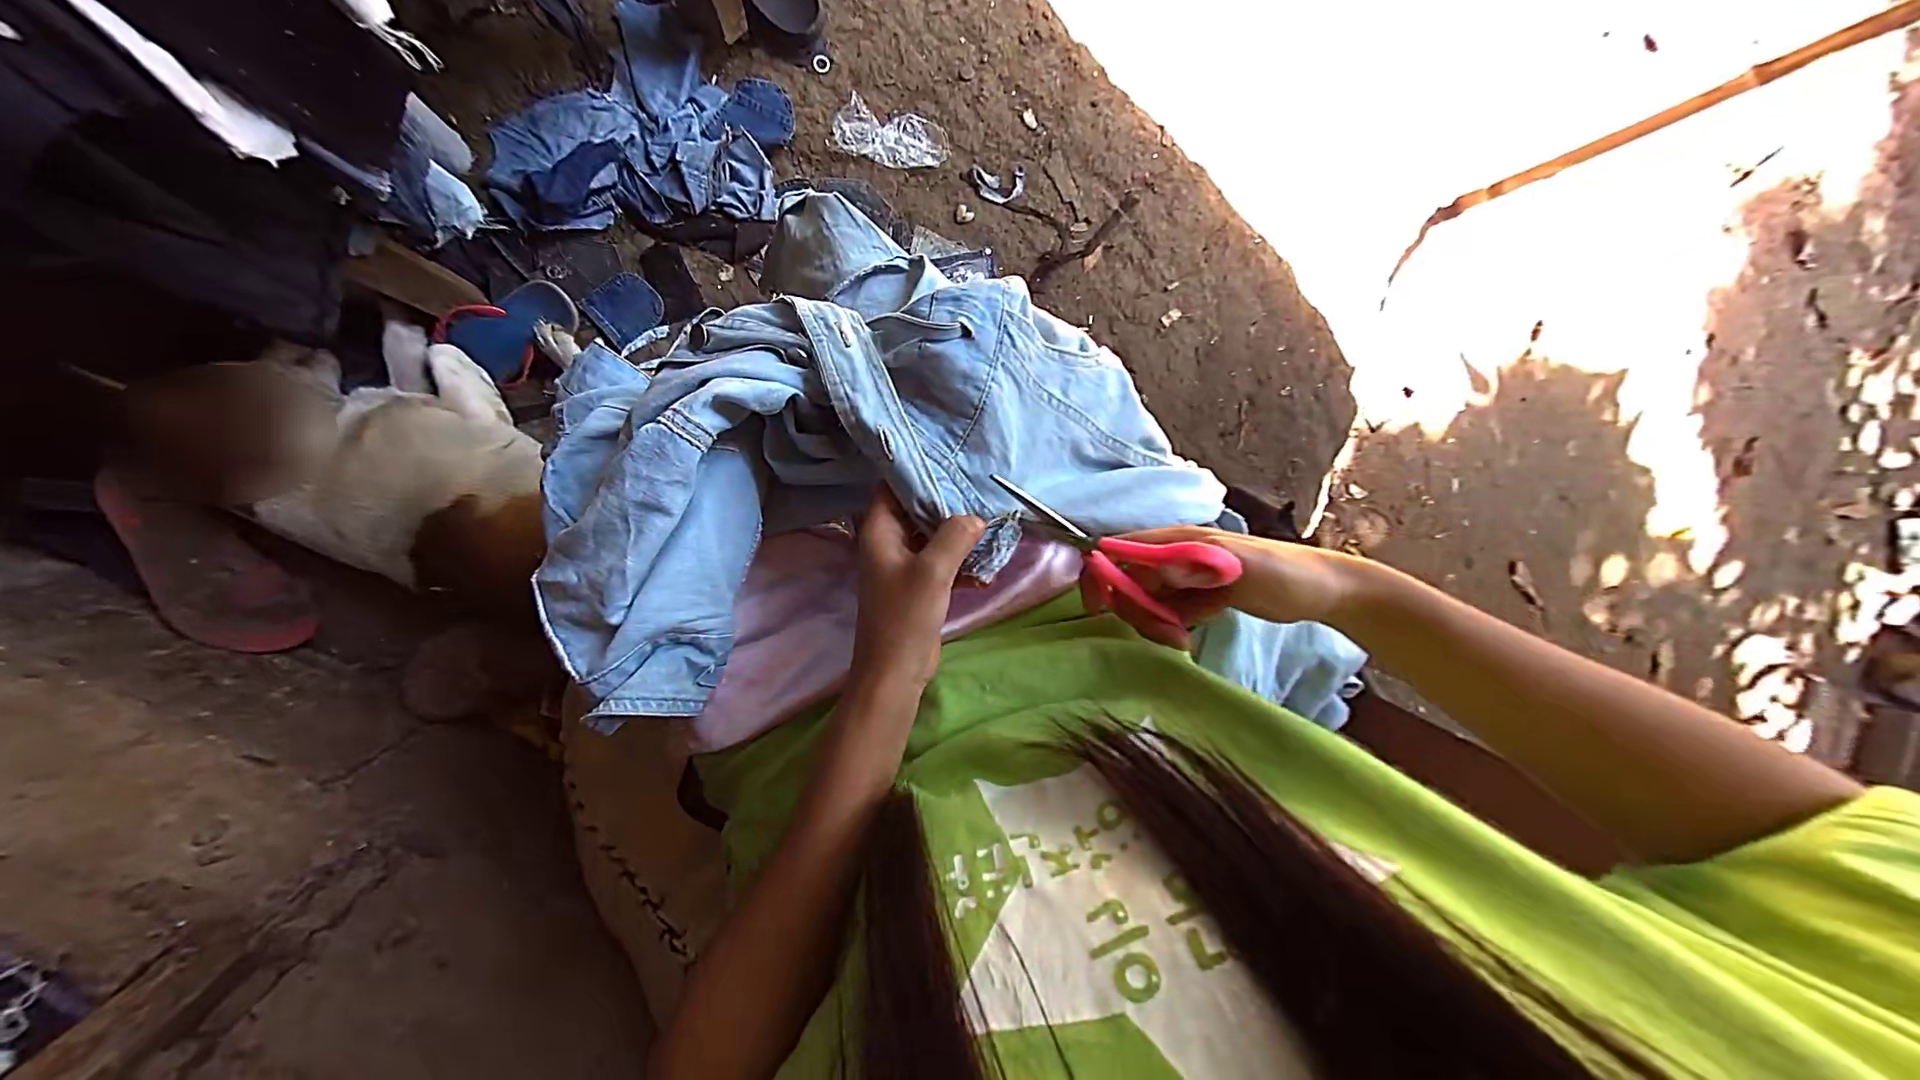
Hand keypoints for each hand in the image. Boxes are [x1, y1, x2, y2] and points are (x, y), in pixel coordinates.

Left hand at [848, 488, 985, 693]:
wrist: (896, 672)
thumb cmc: (905, 616)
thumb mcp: (933, 570)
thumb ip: (955, 536)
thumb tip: (975, 517)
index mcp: (879, 531)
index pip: (892, 487)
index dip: (917, 472)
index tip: (950, 461)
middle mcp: (888, 543)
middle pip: (917, 509)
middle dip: (948, 503)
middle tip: (980, 491)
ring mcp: (904, 565)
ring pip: (933, 537)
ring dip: (960, 536)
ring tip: (991, 530)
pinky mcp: (919, 585)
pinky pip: (942, 562)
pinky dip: (962, 563)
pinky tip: (986, 571)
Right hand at [1098, 527, 1364, 646]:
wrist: (1324, 591)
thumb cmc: (1287, 573)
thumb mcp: (1243, 567)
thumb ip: (1198, 564)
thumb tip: (1153, 567)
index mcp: (1177, 540)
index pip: (1118, 549)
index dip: (1102, 574)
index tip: (1105, 608)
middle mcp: (1171, 555)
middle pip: (1126, 581)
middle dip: (1135, 610)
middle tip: (1168, 634)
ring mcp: (1181, 577)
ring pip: (1143, 600)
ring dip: (1152, 623)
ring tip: (1183, 638)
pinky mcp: (1192, 596)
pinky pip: (1163, 611)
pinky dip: (1168, 626)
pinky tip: (1188, 635)